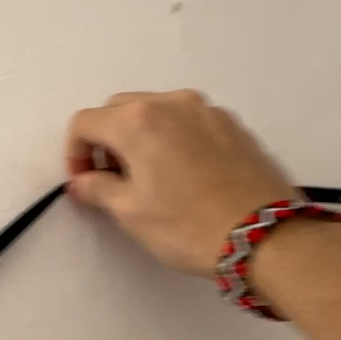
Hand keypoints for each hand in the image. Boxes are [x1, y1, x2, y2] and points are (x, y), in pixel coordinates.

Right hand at [66, 90, 303, 275]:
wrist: (266, 237)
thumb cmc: (188, 226)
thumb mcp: (130, 212)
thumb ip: (98, 188)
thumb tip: (83, 181)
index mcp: (138, 120)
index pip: (85, 122)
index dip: (74, 153)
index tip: (83, 183)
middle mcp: (171, 102)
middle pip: (119, 110)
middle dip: (105, 141)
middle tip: (111, 181)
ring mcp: (207, 110)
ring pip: (155, 112)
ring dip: (139, 138)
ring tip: (147, 178)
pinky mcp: (233, 124)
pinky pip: (186, 122)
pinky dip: (171, 139)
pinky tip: (181, 176)